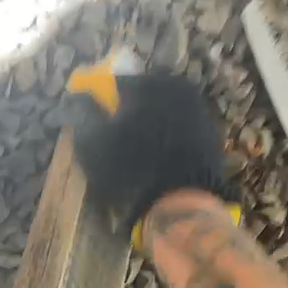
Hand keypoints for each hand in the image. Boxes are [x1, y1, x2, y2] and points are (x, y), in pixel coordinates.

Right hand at [64, 61, 239, 241]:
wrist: (179, 204)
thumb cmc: (129, 170)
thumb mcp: (92, 142)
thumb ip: (82, 111)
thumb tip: (76, 93)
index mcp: (150, 83)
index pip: (114, 84)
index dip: (99, 103)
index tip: (91, 122)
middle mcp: (179, 88)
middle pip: (142, 98)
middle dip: (125, 115)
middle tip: (111, 142)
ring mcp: (199, 112)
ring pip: (162, 115)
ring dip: (147, 129)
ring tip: (133, 158)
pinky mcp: (211, 137)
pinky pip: (178, 133)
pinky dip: (165, 143)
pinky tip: (154, 165)